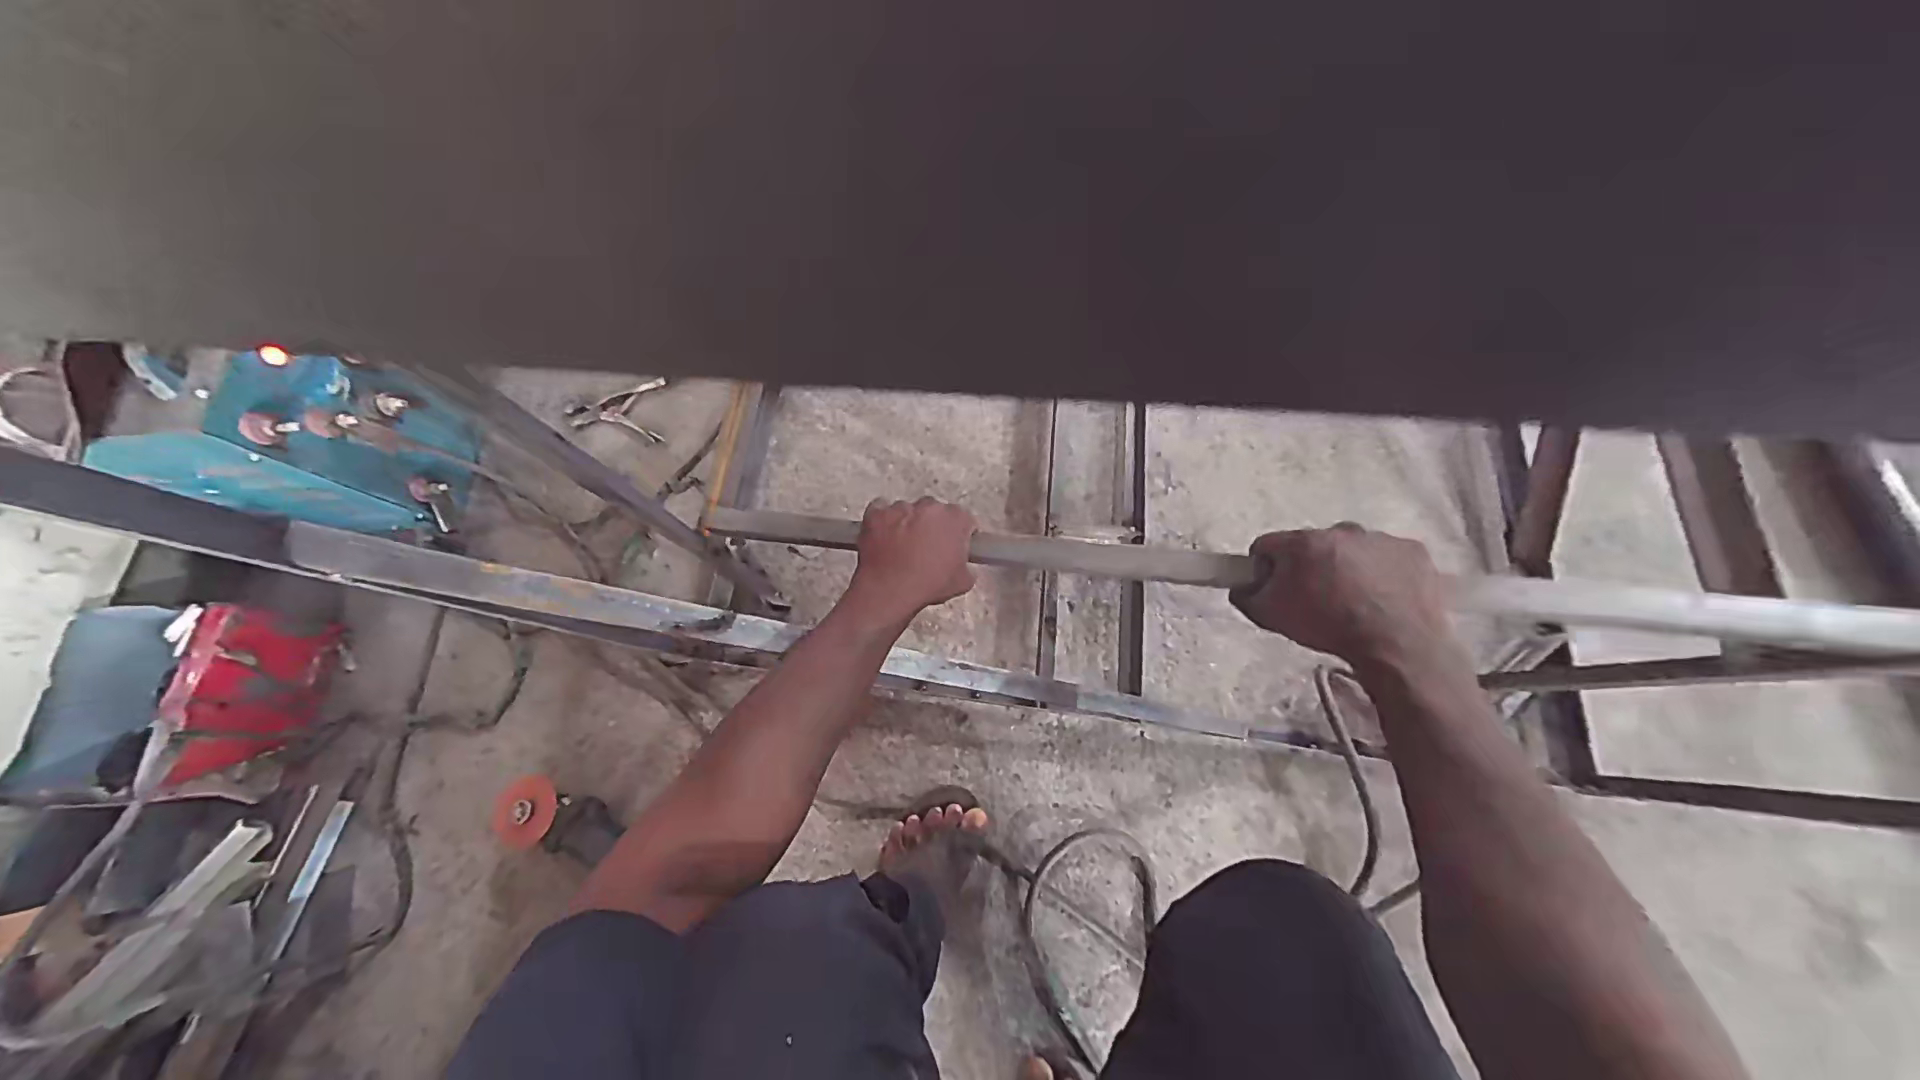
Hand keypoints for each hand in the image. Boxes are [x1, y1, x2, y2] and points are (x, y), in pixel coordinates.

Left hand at [842, 497, 977, 624]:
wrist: (889, 591)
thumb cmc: (927, 586)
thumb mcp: (962, 583)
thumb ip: (968, 566)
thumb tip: (964, 565)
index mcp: (956, 519)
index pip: (964, 519)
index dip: (960, 533)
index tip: (954, 545)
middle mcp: (930, 506)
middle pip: (935, 512)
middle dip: (932, 526)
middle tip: (927, 549)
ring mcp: (901, 508)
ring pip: (907, 511)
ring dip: (907, 523)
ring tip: (902, 547)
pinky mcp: (877, 512)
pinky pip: (880, 510)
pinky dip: (882, 521)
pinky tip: (883, 537)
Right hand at [1229, 523, 1457, 670]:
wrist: (1397, 646)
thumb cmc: (1328, 627)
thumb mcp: (1269, 617)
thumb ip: (1246, 595)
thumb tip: (1242, 586)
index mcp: (1303, 542)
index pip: (1267, 545)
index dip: (1264, 567)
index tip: (1271, 587)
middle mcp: (1342, 530)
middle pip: (1312, 546)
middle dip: (1310, 566)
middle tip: (1315, 599)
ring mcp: (1381, 539)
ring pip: (1352, 550)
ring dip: (1347, 569)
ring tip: (1354, 604)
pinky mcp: (1414, 551)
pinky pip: (1387, 559)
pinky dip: (1383, 574)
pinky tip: (1383, 600)